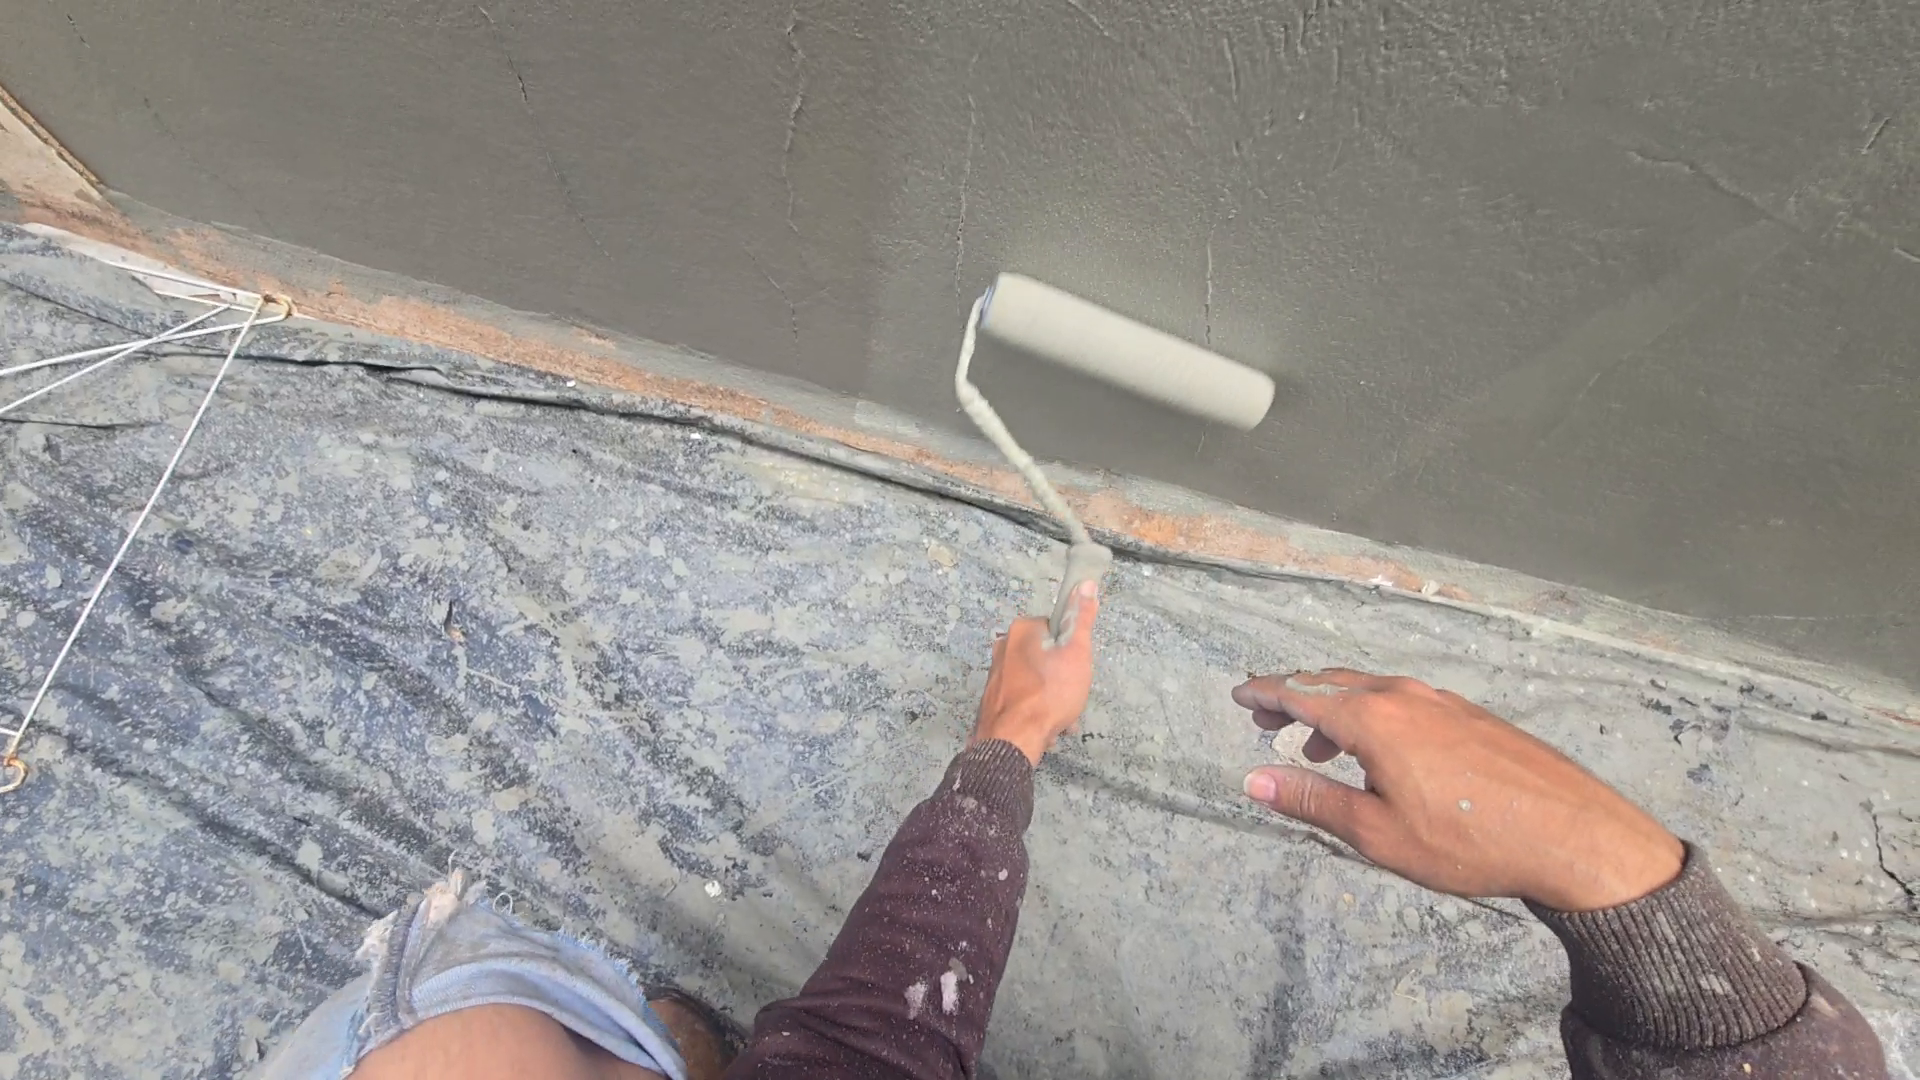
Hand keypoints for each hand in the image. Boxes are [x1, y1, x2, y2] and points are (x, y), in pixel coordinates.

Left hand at [970, 582, 1099, 765]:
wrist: (1013, 739)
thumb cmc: (1046, 696)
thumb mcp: (1076, 652)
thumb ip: (1081, 618)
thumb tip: (1087, 585)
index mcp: (1021, 629)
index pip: (1055, 629)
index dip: (1071, 650)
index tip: (1075, 667)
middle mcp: (1003, 647)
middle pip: (1046, 656)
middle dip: (1061, 677)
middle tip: (1069, 694)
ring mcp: (996, 674)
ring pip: (1036, 680)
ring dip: (1052, 697)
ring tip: (1059, 715)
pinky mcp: (994, 698)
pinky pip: (1024, 698)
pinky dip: (1037, 710)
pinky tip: (1046, 726)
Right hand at [1234, 669, 1683, 911]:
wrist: (1582, 840)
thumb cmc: (1466, 841)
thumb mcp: (1376, 831)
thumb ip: (1310, 799)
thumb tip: (1251, 780)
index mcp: (1369, 717)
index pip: (1298, 692)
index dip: (1263, 693)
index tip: (1238, 695)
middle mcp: (1398, 695)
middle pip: (1328, 683)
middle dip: (1292, 697)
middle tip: (1267, 721)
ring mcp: (1437, 700)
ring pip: (1365, 690)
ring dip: (1331, 708)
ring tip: (1319, 746)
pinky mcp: (1468, 713)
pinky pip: (1398, 699)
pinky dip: (1368, 713)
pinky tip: (1380, 748)